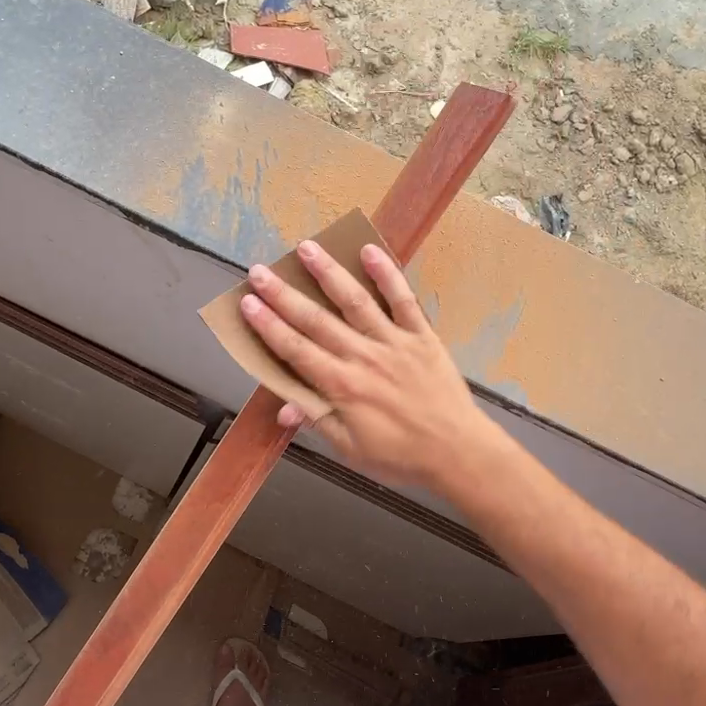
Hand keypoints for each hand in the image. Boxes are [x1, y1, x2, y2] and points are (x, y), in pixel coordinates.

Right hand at [239, 240, 501, 491]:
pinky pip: (402, 300)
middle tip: (260, 271)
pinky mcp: (421, 336)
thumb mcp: (350, 450)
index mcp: (341, 386)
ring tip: (306, 248)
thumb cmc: (401, 457)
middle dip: (284, 294)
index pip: (295, 350)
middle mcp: (363, 357)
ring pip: (354, 301)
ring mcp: (393, 342)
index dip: (268, 325)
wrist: (458, 453)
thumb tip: (283, 408)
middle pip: (315, 320)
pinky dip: (387, 274)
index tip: (247, 303)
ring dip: (328, 273)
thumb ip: (317, 422)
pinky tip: (370, 251)